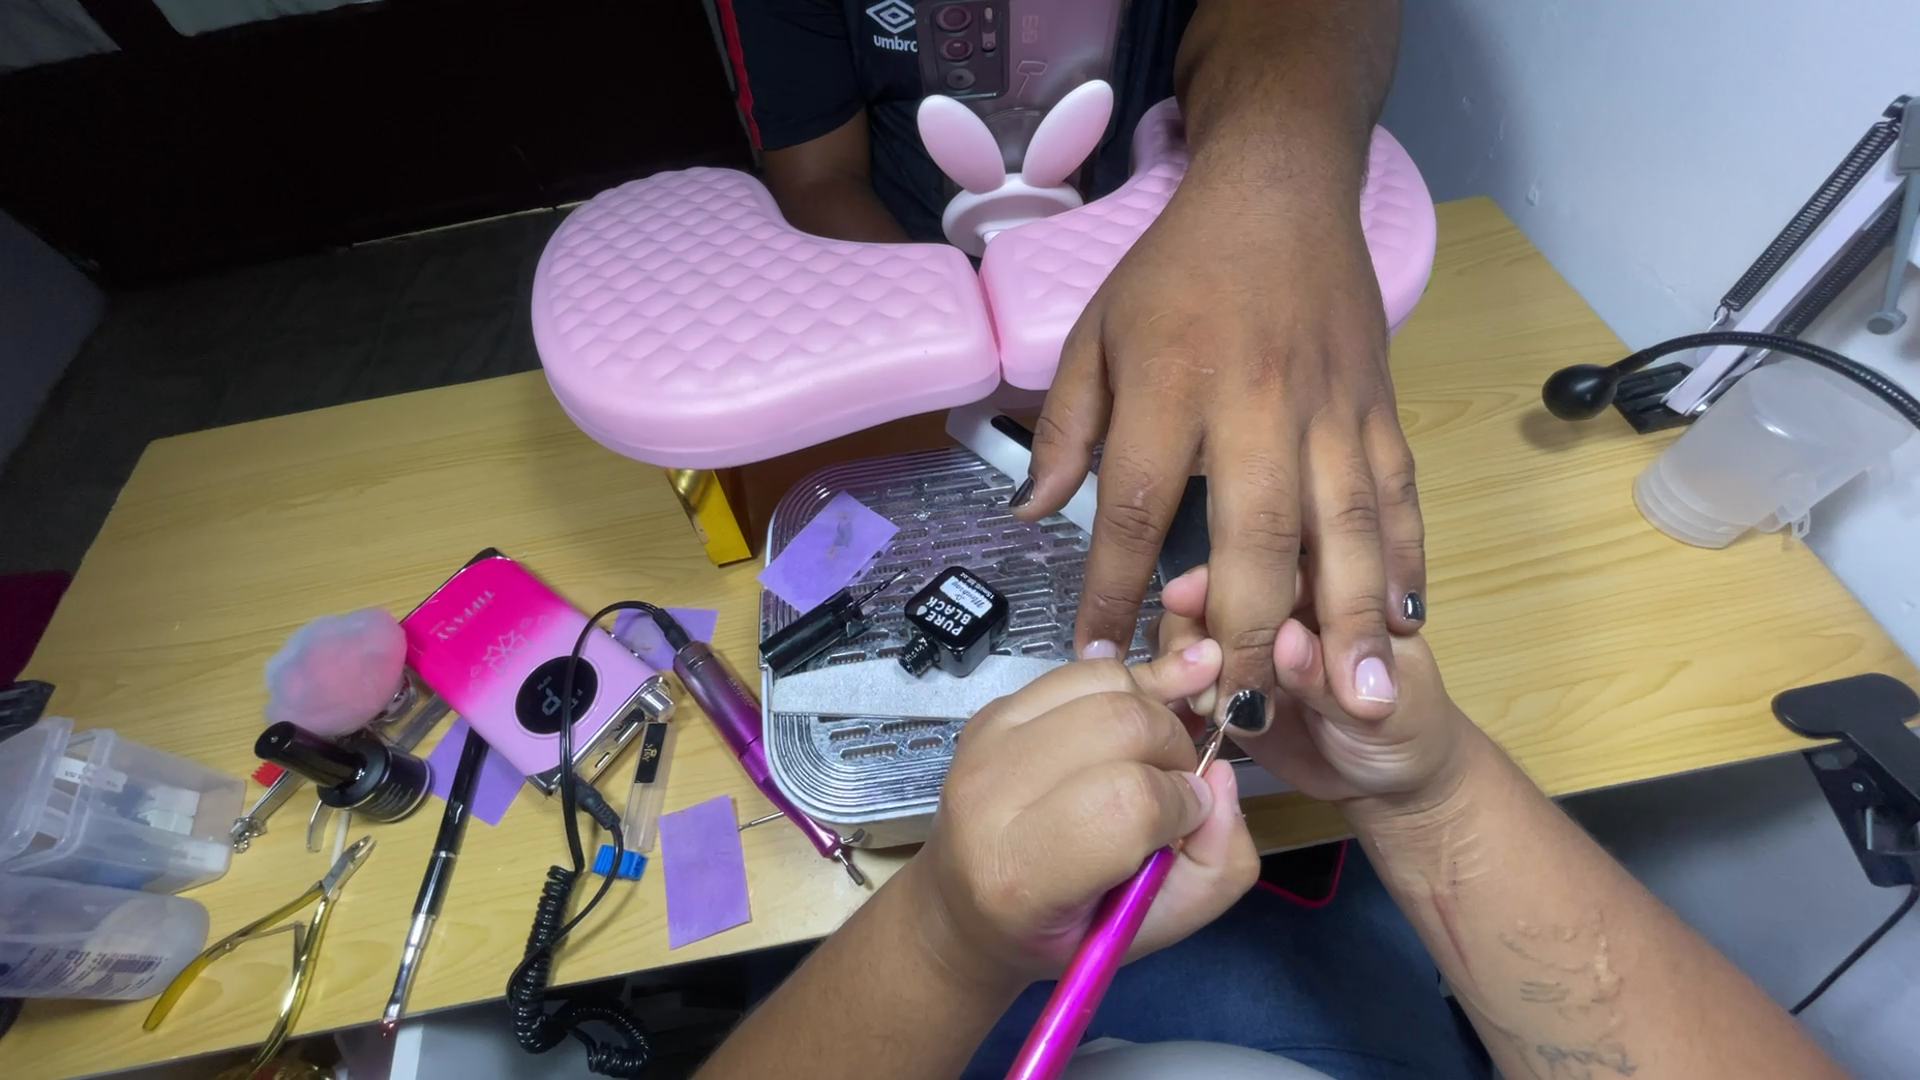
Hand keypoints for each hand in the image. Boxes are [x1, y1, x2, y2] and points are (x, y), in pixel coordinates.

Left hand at [905, 640, 1258, 990]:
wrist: (964, 899)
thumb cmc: (1058, 929)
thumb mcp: (1149, 932)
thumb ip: (1214, 869)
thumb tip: (1220, 777)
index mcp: (1018, 870)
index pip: (1126, 802)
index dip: (1179, 802)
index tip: (1186, 816)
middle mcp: (990, 792)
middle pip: (1117, 722)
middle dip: (1172, 746)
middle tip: (1173, 780)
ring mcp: (986, 739)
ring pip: (1100, 680)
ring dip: (1149, 709)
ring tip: (1148, 753)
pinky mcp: (992, 708)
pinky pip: (1078, 670)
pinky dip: (1120, 690)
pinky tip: (1124, 726)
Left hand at [1014, 169, 1424, 730]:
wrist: (1277, 194)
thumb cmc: (1173, 273)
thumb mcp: (1093, 338)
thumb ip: (1063, 430)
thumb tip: (1032, 513)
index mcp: (1171, 388)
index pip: (1135, 511)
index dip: (1112, 592)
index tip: (1094, 657)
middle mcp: (1258, 408)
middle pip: (1254, 541)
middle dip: (1243, 636)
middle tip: (1233, 717)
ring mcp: (1333, 412)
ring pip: (1345, 531)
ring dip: (1346, 624)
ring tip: (1352, 702)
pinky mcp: (1382, 409)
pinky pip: (1398, 497)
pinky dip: (1404, 565)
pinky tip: (1403, 627)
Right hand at [1156, 566, 1467, 804]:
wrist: (1390, 784)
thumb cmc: (1408, 730)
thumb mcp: (1387, 705)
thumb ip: (1330, 675)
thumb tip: (1287, 639)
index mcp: (1322, 593)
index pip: (1269, 569)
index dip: (1227, 579)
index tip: (1188, 595)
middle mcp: (1275, 610)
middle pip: (1217, 593)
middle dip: (1191, 616)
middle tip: (1180, 649)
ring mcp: (1245, 647)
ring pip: (1193, 630)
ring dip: (1182, 655)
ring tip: (1192, 690)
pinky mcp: (1224, 686)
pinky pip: (1188, 675)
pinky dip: (1178, 686)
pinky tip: (1185, 705)